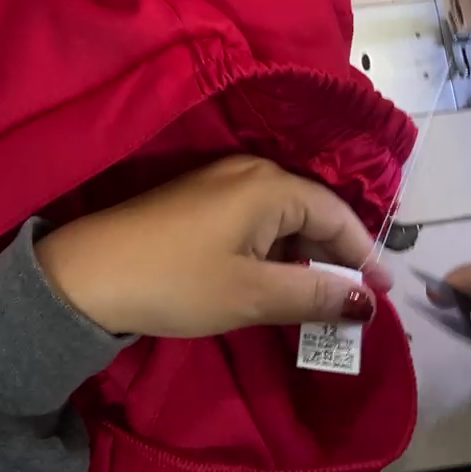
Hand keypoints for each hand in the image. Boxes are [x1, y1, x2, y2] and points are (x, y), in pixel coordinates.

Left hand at [35, 156, 390, 337]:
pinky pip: (257, 217)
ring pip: (284, 215)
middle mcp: (252, 170)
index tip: (383, 294)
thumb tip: (365, 300)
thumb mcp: (252, 295)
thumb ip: (315, 294)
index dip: (364, 253)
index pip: (336, 214)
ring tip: (319, 297)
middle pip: (312, 209)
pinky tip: (276, 278)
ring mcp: (223, 180)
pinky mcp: (201, 197)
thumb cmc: (178, 281)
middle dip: (336, 255)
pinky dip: (275, 248)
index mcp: (270, 185)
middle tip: (354, 301)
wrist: (87, 273)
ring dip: (305, 254)